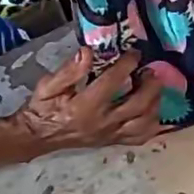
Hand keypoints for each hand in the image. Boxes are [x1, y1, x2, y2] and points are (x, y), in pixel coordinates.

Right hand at [6, 50, 164, 155]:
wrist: (38, 136)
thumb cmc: (43, 108)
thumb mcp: (48, 86)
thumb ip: (69, 70)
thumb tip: (88, 52)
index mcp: (84, 107)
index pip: (113, 82)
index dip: (127, 64)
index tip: (135, 53)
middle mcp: (103, 123)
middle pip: (138, 105)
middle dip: (150, 85)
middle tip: (150, 70)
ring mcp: (111, 135)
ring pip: (145, 122)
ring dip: (155, 102)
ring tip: (153, 87)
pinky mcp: (114, 142)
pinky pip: (141, 137)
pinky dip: (153, 124)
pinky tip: (154, 109)